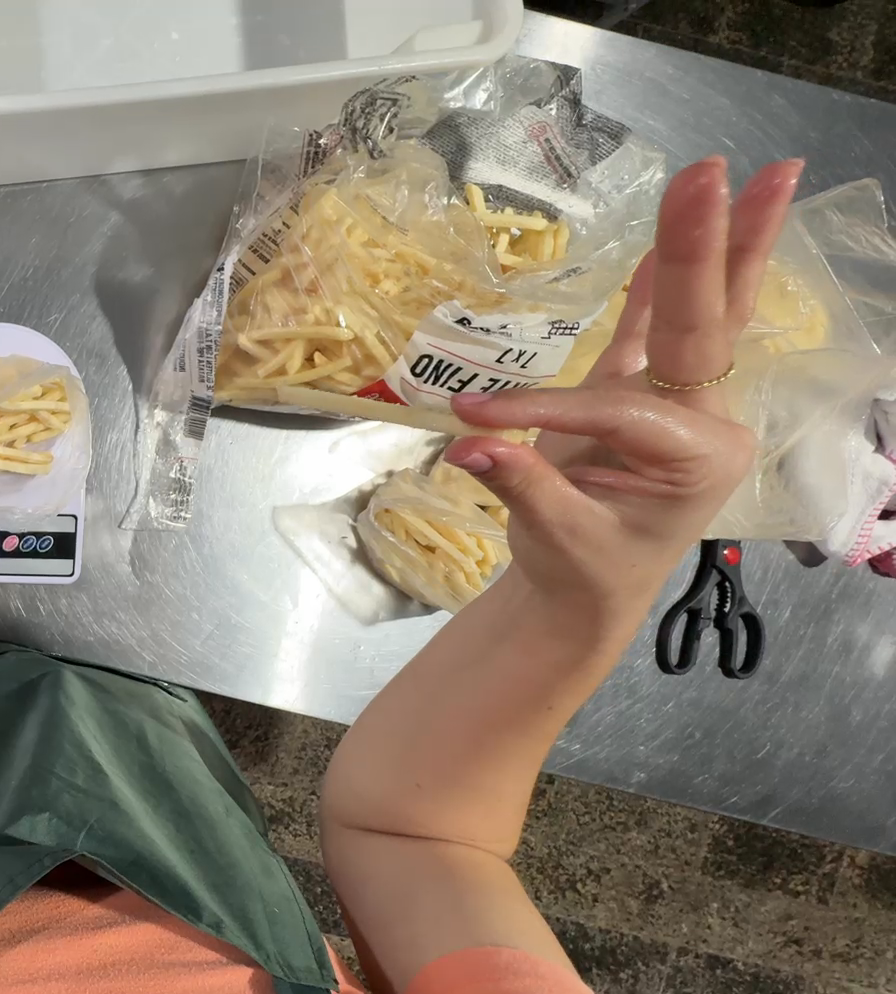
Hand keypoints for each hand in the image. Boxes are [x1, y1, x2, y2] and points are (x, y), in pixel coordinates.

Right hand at [444, 157, 803, 620]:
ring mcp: (675, 404)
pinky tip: (664, 243)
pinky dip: (656, 287)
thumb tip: (465, 446)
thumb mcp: (556, 534)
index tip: (472, 419)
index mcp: (697, 456)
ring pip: (699, 317)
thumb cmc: (581, 566)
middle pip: (708, 325)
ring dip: (718, 247)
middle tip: (725, 175)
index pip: (619, 409)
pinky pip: (650, 334)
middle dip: (708, 252)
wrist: (587, 586)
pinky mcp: (636, 398)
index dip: (544, 410)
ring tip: (760, 174)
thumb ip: (519, 483)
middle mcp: (702, 419)